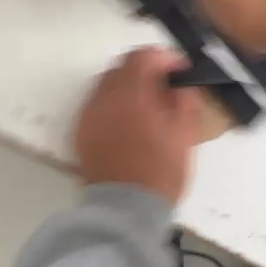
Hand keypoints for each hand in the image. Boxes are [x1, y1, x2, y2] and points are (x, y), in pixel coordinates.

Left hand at [75, 47, 206, 202]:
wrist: (125, 210)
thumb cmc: (160, 173)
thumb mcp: (184, 137)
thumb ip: (184, 103)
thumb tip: (180, 87)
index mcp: (130, 93)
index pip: (143, 57)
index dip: (166, 58)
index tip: (181, 70)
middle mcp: (103, 98)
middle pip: (121, 68)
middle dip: (144, 71)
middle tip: (165, 88)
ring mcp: (88, 116)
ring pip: (107, 87)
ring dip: (127, 88)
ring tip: (147, 107)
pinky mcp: (81, 134)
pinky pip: (97, 108)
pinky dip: (113, 107)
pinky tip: (129, 125)